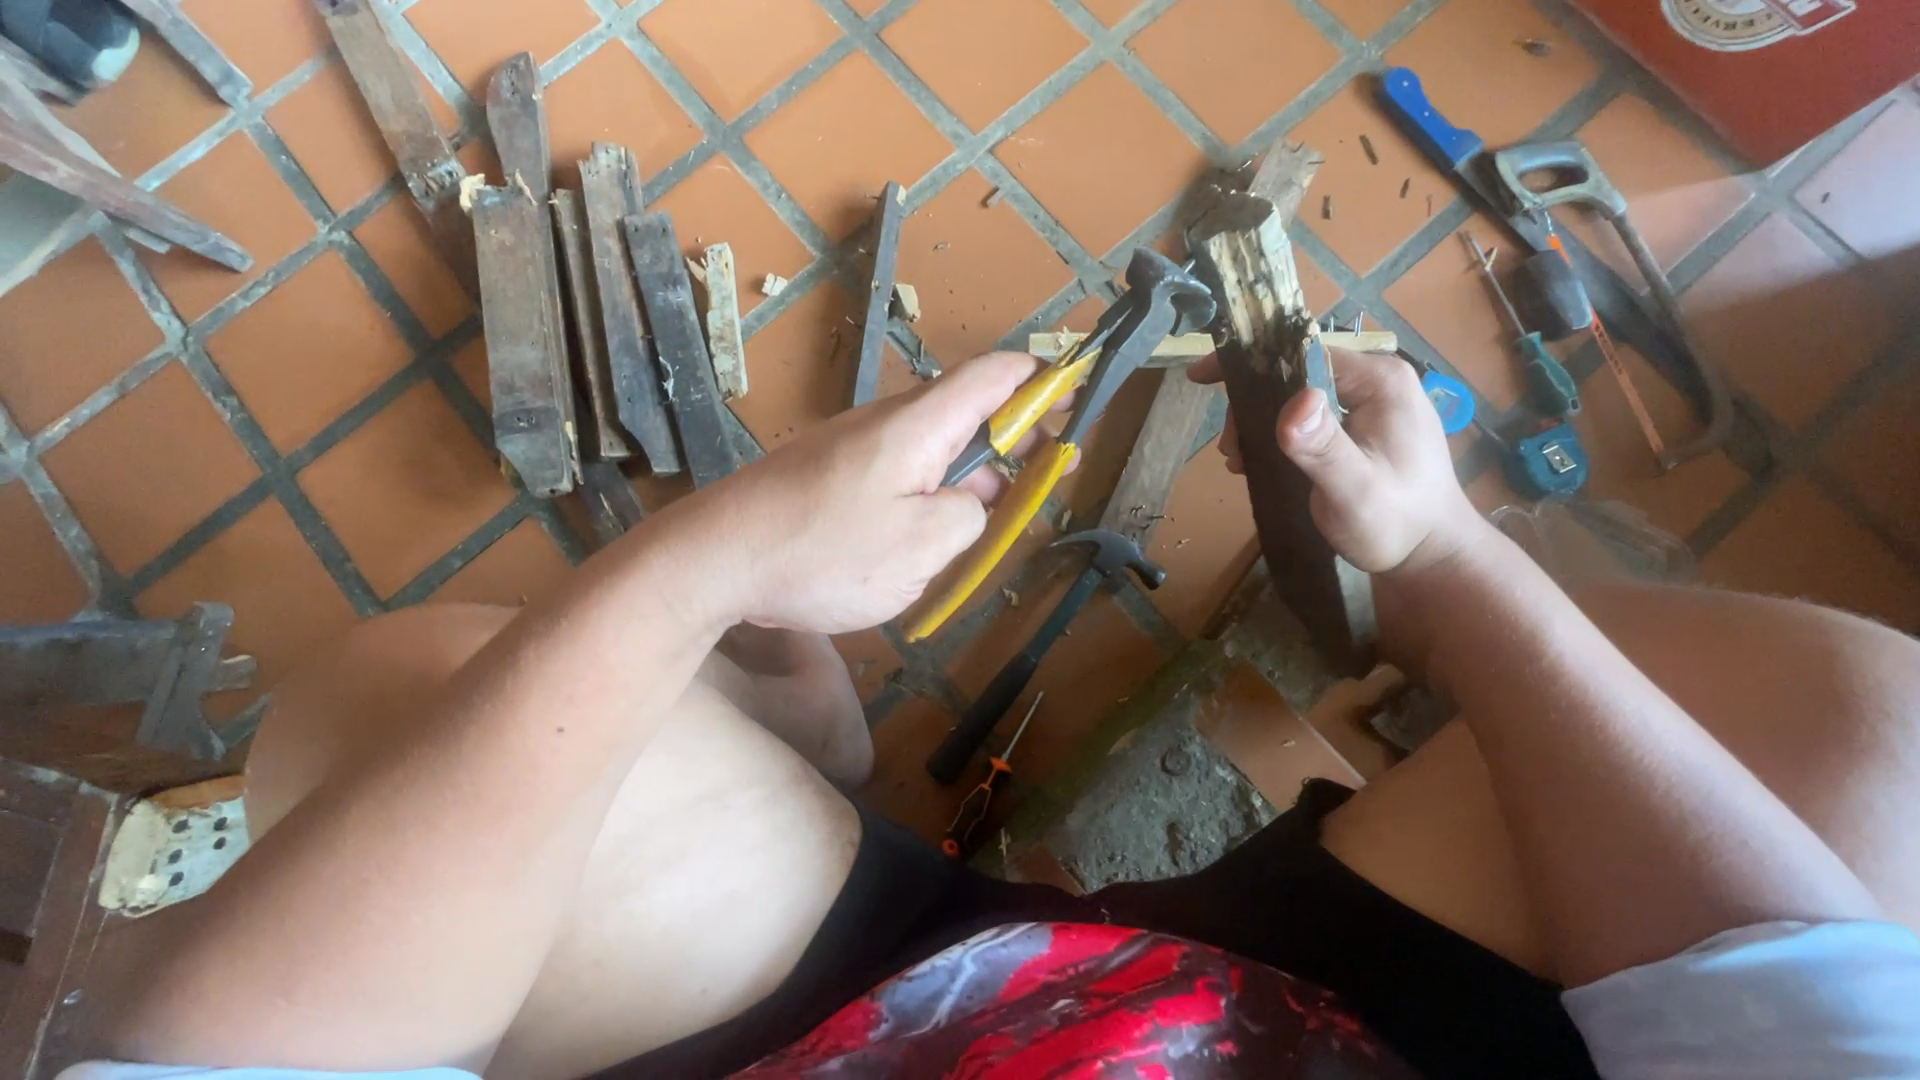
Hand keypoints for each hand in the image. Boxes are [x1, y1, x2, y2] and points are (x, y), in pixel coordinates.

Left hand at [693, 352, 1043, 633]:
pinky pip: (897, 476)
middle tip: (1040, 484)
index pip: (996, 375)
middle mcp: (889, 422)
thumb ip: (970, 514)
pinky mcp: (831, 476)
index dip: (1044, 381)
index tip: (1078, 400)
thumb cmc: (824, 551)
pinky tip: (918, 545)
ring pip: (933, 453)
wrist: (714, 558)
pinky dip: (926, 499)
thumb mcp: (923, 547)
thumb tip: (972, 498)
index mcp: (921, 424)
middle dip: (1013, 446)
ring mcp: (855, 447)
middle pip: (968, 414)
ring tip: (979, 529)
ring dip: (966, 483)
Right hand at [1190, 347, 1480, 575]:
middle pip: (1294, 371)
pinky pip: (1307, 415)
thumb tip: (1294, 403)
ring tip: (1239, 461)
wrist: (1430, 556)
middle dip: (1251, 404)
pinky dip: (1276, 434)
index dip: (1250, 363)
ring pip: (1295, 394)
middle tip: (1230, 450)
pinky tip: (1257, 462)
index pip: (1302, 352)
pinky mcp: (1360, 425)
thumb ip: (1325, 447)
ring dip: (1259, 422)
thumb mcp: (1354, 490)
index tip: (1202, 378)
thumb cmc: (1395, 524)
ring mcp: (1369, 402)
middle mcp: (1376, 381)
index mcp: (1380, 381)